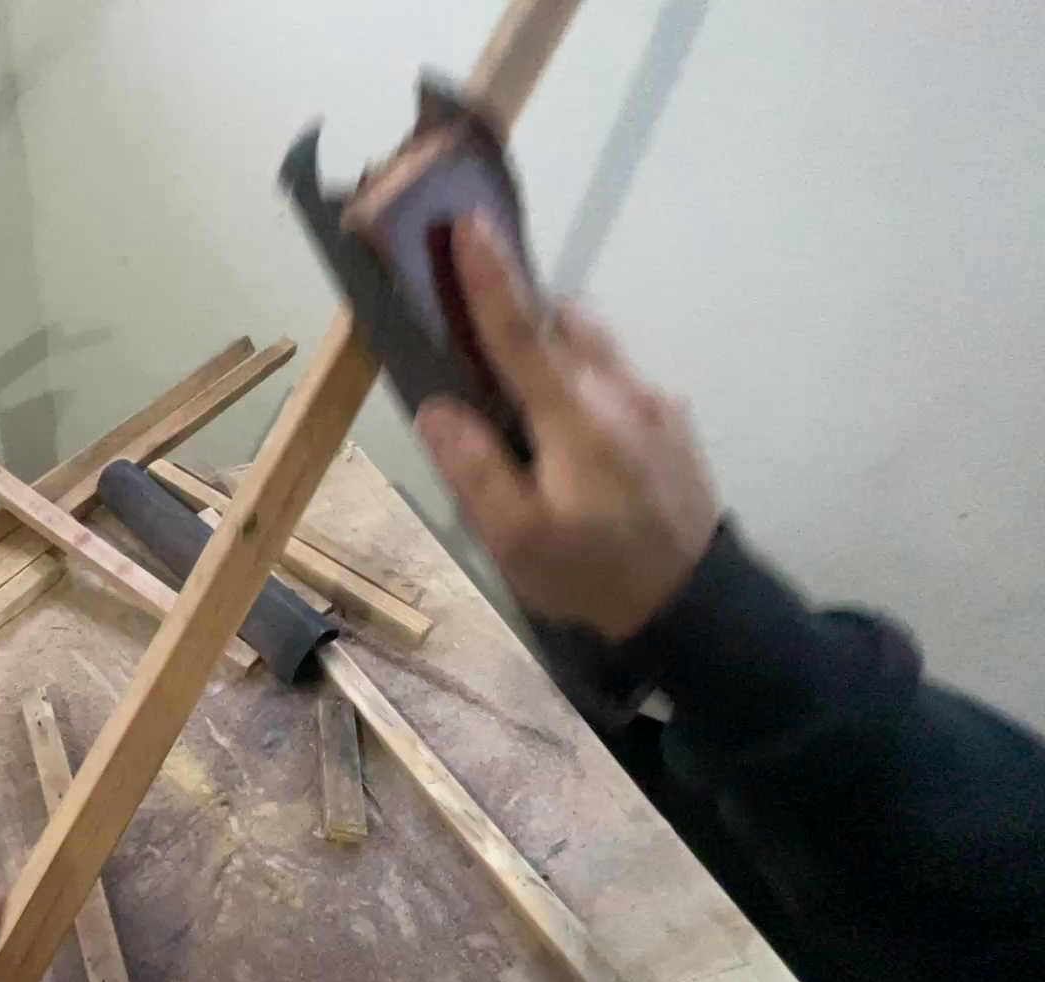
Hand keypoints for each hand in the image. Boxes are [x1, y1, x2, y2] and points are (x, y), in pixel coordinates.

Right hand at [414, 214, 720, 640]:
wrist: (695, 607)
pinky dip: (575, 382)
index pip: (522, 334)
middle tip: (478, 352)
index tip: (470, 224)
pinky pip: (612, 376)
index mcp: (576, 420)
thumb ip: (472, 467)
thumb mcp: (512, 536)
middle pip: (565, 322)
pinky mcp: (671, 419)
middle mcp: (622, 392)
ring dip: (549, 350)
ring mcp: (655, 402)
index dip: (491, 278)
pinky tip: (565, 441)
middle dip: (521, 315)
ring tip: (520, 409)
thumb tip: (435, 407)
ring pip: (592, 346)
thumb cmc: (589, 574)